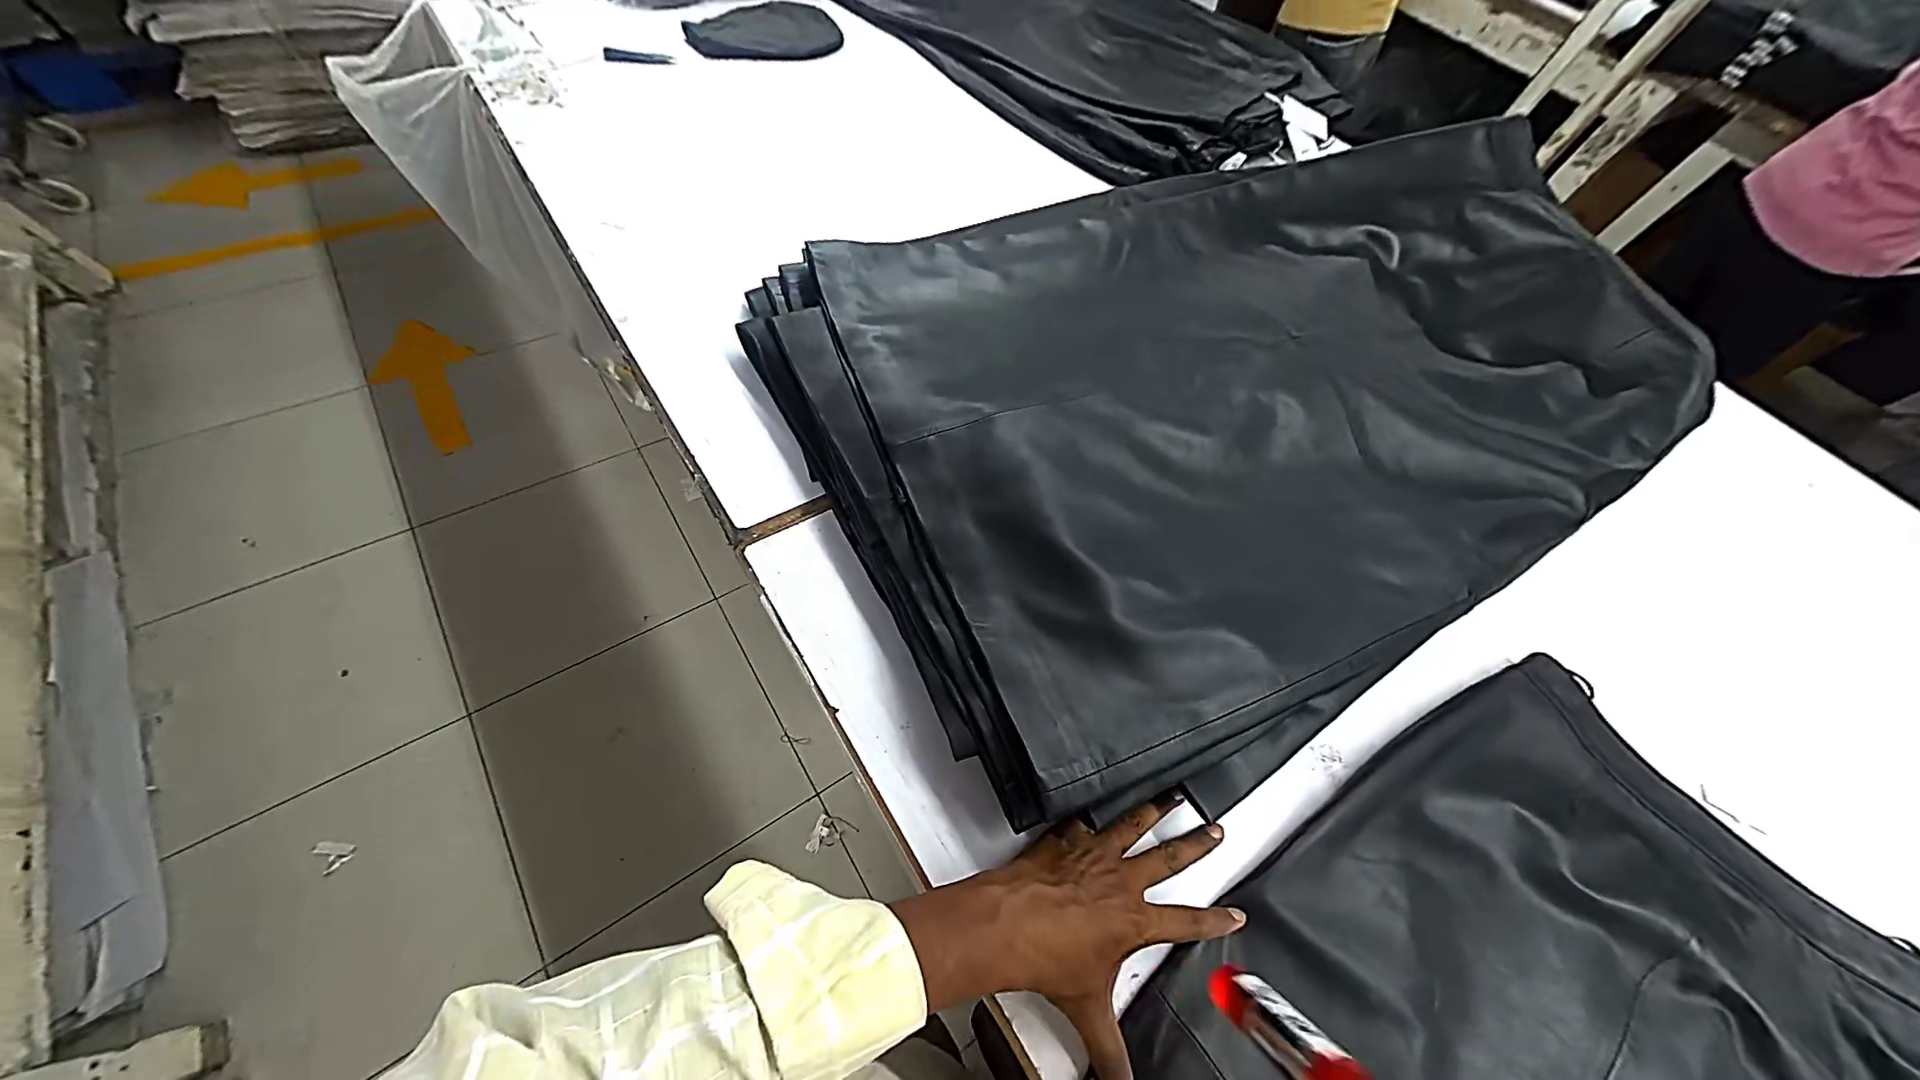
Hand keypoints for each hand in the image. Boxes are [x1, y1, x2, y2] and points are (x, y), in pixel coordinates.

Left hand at [889, 795, 1243, 1079]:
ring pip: (1130, 826)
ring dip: (1152, 812)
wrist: (1009, 923)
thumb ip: (1109, 1049)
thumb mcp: (1087, 1009)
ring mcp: (1091, 856)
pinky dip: (1087, 821)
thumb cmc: (1046, 956)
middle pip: (1168, 858)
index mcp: (1133, 920)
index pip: (1186, 921)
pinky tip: (1089, 814)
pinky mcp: (1064, 843)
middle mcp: (1118, 881)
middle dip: (1196, 845)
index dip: (1215, 920)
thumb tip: (1118, 1079)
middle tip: (1215, 831)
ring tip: (1168, 799)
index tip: (1234, 913)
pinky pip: (1080, 827)